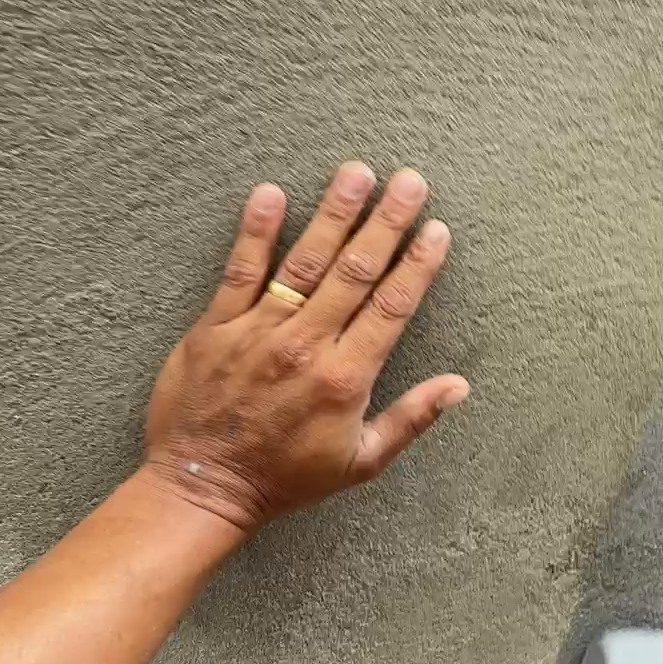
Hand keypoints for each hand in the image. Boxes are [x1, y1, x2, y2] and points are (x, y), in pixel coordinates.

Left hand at [139, 162, 468, 531]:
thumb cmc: (290, 478)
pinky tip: (270, 193)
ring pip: (304, 261)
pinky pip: (238, 272)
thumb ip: (413, 418)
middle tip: (408, 182)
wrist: (202, 489)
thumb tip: (460, 386)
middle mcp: (305, 345)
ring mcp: (258, 331)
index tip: (436, 230)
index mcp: (346, 377)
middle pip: (354, 271)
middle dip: (386, 223)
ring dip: (333, 213)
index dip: (417, 265)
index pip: (391, 307)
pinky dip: (254, 232)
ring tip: (356, 174)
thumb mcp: (364, 461)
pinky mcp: (214, 327)